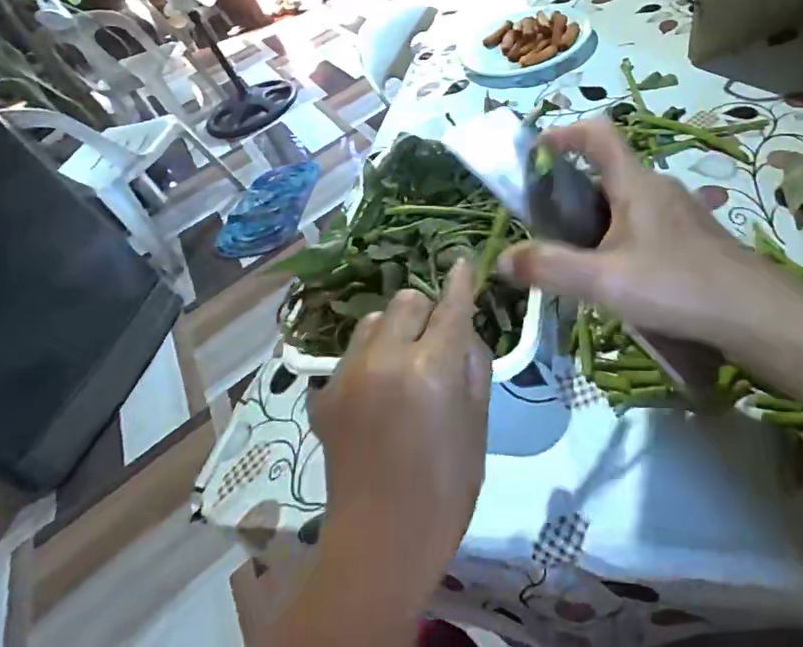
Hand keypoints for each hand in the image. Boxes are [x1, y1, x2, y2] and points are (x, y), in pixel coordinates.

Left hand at [310, 260, 491, 584]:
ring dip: (392, 331)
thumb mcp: (479, 421)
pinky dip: (369, 361)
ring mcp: (347, 375)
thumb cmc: (447, 484)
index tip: (463, 261)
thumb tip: (462, 326)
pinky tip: (376, 396)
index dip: (460, 282)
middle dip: (425, 311)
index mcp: (431, 367)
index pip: (450, 305)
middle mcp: (384, 358)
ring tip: (402, 366)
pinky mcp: (324, 394)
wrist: (382, 541)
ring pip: (372, 320)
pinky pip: (351, 355)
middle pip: (406, 300)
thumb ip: (472, 362)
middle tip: (434, 342)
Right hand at [500, 118, 793, 346]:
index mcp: (636, 182)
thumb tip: (503, 260)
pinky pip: (648, 225)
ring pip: (627, 203)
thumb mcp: (605, 281)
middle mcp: (659, 186)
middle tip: (551, 232)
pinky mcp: (695, 236)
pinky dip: (625, 240)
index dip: (563, 133)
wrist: (755, 314)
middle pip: (607, 172)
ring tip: (584, 265)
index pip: (597, 132)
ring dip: (599, 223)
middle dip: (572, 195)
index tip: (535, 155)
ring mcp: (682, 210)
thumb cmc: (677, 286)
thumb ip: (551, 268)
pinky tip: (627, 282)